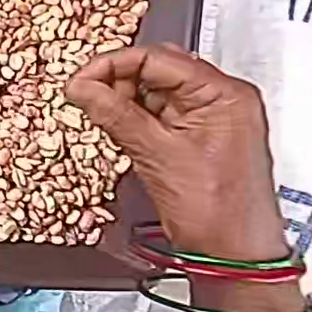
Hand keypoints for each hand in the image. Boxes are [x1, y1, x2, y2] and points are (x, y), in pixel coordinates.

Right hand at [67, 45, 289, 262]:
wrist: (233, 253)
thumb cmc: (215, 208)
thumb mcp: (156, 153)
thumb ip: (115, 114)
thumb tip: (80, 87)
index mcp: (223, 94)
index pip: (156, 58)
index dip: (111, 65)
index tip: (79, 81)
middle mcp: (218, 98)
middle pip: (154, 67)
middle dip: (115, 80)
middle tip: (85, 97)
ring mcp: (206, 116)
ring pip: (150, 88)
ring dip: (120, 98)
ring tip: (100, 116)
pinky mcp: (192, 133)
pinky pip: (152, 111)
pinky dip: (129, 115)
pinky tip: (115, 127)